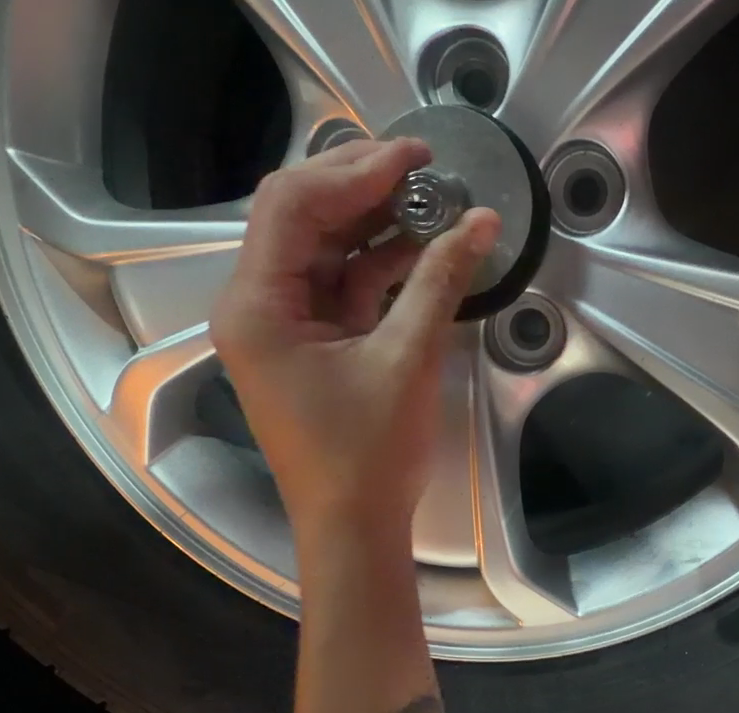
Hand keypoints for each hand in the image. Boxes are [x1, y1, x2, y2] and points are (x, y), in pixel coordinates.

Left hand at [210, 138, 499, 542]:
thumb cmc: (368, 457)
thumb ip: (440, 282)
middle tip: (425, 168)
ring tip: (433, 203)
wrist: (355, 530)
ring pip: (326, 252)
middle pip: (303, 220)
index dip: (353, 170)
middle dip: (363, 189)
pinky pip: (342, 289)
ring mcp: (283, 328)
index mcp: (256, 307)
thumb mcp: (407, 360)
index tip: (414, 155)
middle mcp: (257, 308)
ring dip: (377, 227)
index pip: (292, 206)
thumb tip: (482, 222)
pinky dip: (380, 269)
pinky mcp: (312, 347)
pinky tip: (423, 251)